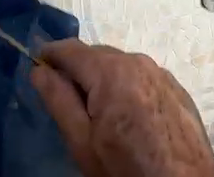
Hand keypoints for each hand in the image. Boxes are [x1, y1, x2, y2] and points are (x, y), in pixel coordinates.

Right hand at [30, 39, 213, 176]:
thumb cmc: (127, 171)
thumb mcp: (83, 142)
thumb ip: (58, 100)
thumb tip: (39, 69)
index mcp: (110, 71)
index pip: (70, 49)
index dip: (50, 55)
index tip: (37, 65)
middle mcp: (137, 60)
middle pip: (95, 55)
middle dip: (78, 71)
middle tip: (68, 101)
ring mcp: (160, 72)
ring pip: (119, 65)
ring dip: (104, 79)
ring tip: (100, 113)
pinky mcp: (176, 88)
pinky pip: (141, 77)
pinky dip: (127, 87)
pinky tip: (129, 117)